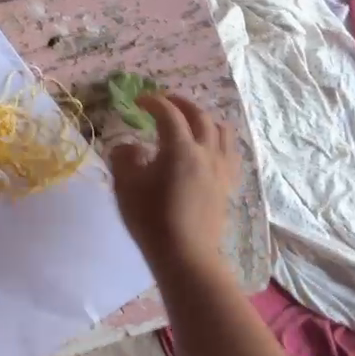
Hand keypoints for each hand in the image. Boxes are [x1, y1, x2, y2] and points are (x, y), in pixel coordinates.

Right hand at [110, 94, 240, 276]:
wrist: (185, 254)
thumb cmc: (150, 218)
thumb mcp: (125, 185)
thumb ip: (124, 157)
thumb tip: (130, 146)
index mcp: (180, 149)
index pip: (169, 114)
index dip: (153, 102)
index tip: (138, 101)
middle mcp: (206, 153)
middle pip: (200, 116)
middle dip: (181, 103)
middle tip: (163, 101)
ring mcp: (221, 170)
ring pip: (223, 132)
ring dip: (205, 119)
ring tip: (190, 120)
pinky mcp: (227, 185)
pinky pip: (231, 153)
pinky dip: (219, 141)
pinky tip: (209, 148)